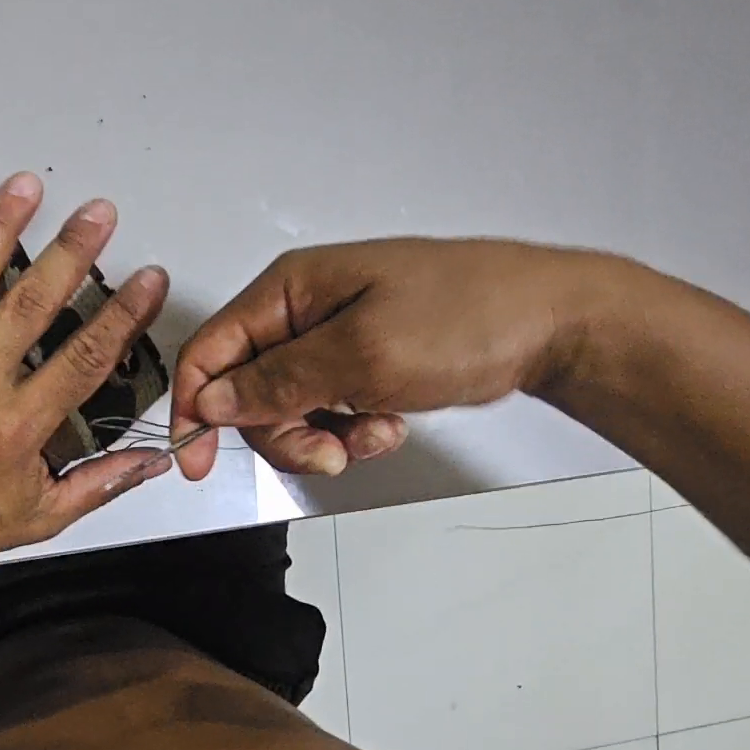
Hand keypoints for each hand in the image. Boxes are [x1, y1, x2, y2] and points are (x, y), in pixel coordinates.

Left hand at [0, 173, 172, 589]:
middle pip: (28, 307)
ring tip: (25, 184)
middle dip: (70, 254)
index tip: (151, 278)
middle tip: (99, 212)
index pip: (84, 359)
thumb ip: (102, 483)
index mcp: (16, 427)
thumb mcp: (42, 517)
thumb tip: (158, 459)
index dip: (123, 315)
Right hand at [171, 239, 604, 479]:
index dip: (194, 407)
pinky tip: (386, 424)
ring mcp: (328, 340)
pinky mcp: (354, 364)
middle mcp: (299, 313)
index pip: (209, 351)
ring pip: (282, 410)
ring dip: (318, 438)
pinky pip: (321, 413)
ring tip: (369, 436)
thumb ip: (275, 381)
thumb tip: (209, 401)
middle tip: (326, 453)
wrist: (556, 325)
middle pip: (244, 392)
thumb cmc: (469, 316)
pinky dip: (347, 433)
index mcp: (287, 290)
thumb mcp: (360, 353)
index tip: (195, 459)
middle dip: (279, 433)